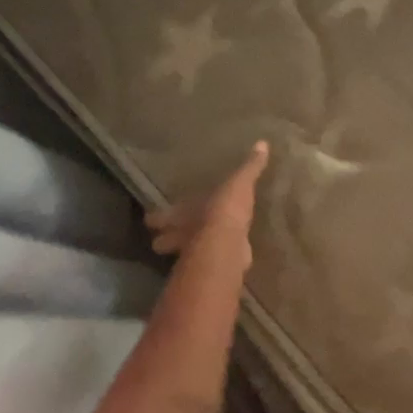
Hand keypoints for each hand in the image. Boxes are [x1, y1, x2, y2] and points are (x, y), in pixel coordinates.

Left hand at [145, 141, 268, 264]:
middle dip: (164, 240)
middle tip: (165, 240)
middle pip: (164, 242)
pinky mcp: (212, 268)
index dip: (155, 218)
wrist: (229, 243)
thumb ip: (249, 167)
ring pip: (183, 256)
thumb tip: (262, 143)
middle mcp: (182, 235)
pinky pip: (210, 264)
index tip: (150, 220)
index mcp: (182, 213)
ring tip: (194, 251)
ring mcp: (194, 255)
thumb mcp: (238, 183)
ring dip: (187, 254)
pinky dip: (214, 262)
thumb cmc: (224, 210)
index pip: (159, 217)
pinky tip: (222, 259)